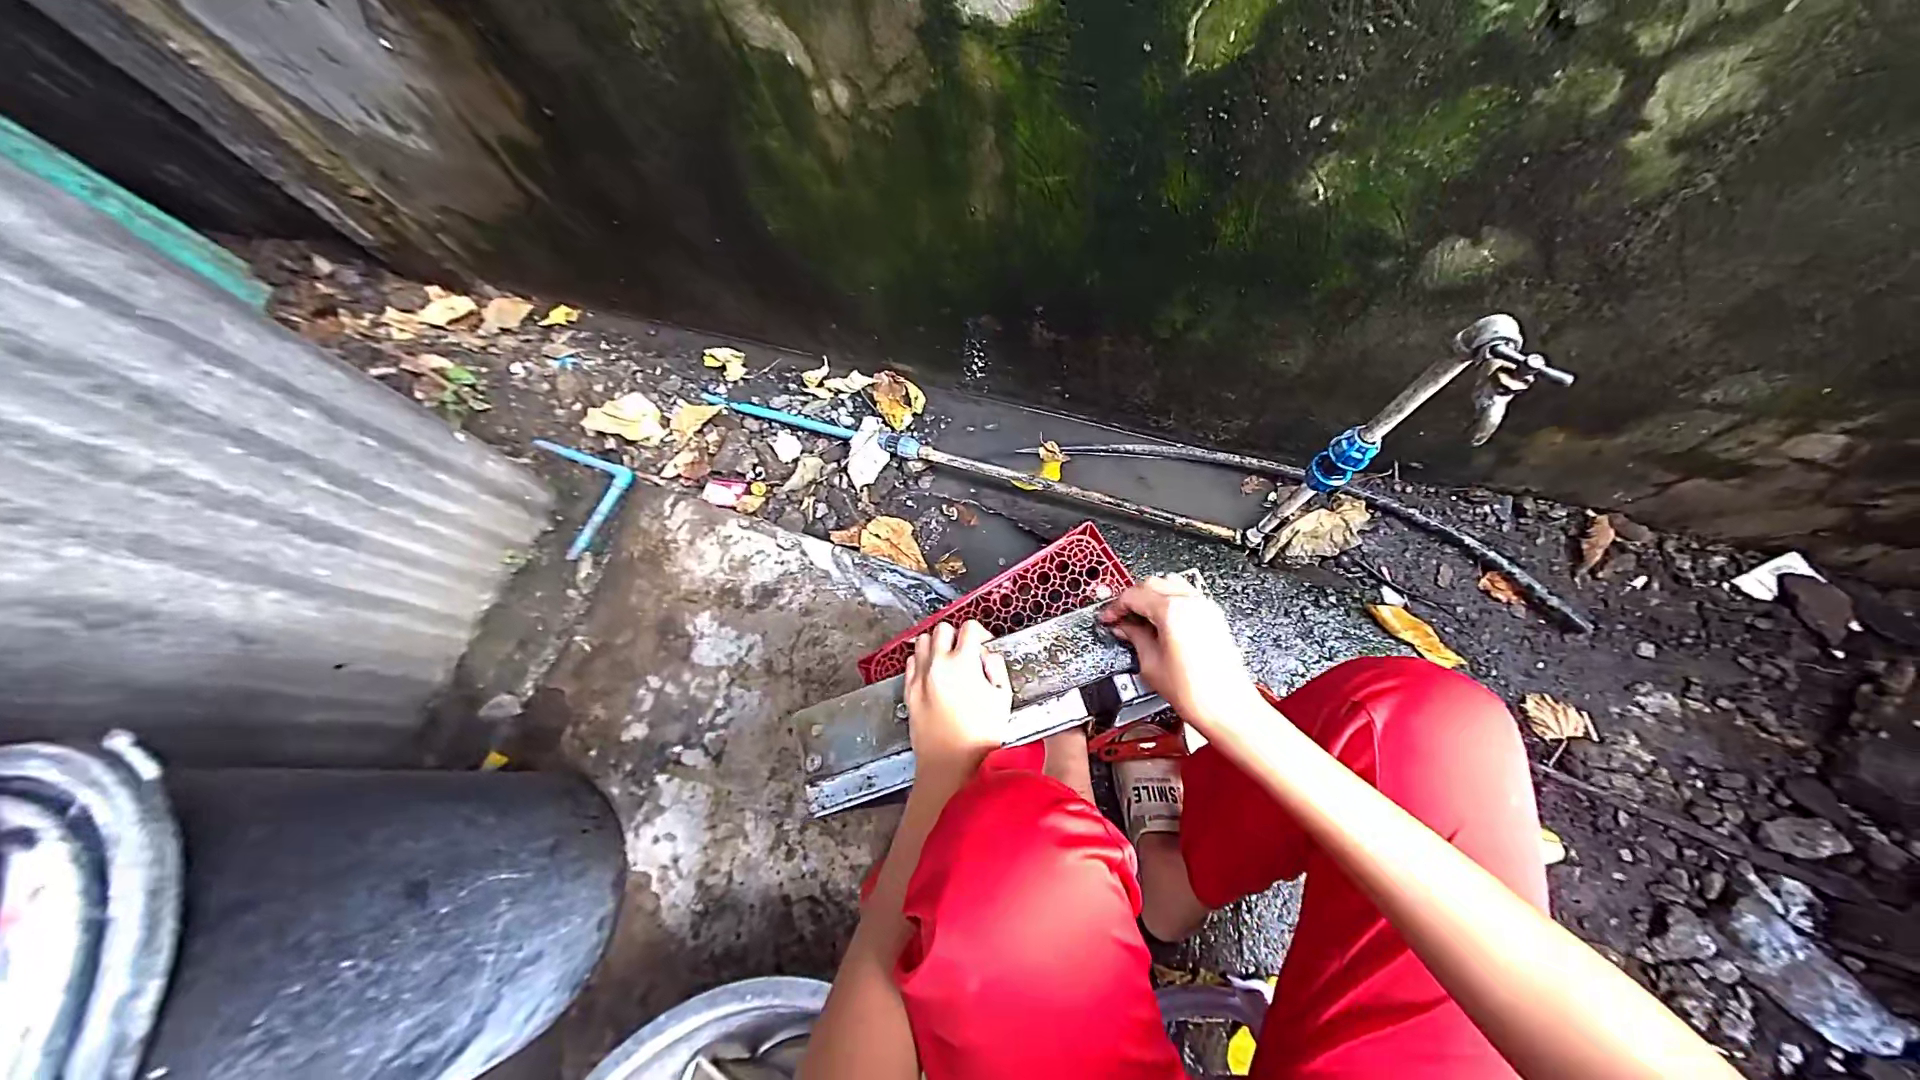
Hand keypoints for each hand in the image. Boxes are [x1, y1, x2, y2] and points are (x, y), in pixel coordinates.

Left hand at [904, 621, 1010, 783]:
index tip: (982, 644)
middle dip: (956, 636)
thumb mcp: (1003, 698)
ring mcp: (920, 677)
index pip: (969, 627)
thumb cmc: (979, 736)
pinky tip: (933, 673)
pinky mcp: (909, 690)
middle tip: (965, 651)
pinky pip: (911, 662)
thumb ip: (996, 667)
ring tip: (947, 660)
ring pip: (922, 641)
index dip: (980, 633)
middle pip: (942, 628)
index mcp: (963, 662)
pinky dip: (922, 661)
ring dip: (936, 645)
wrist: (951, 763)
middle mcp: (937, 664)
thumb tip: (988, 654)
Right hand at [1099, 576, 1263, 737]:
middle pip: (1152, 584)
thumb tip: (1124, 627)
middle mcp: (1192, 603)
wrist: (1228, 708)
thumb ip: (1134, 637)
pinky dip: (1169, 602)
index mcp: (1172, 611)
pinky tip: (1160, 621)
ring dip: (1150, 596)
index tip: (1108, 617)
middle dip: (1132, 598)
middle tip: (1120, 617)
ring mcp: (1206, 608)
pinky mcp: (1214, 617)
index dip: (1115, 606)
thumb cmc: (1197, 693)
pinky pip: (1186, 596)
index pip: (1134, 595)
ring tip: (1139, 618)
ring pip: (1170, 585)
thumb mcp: (1151, 664)